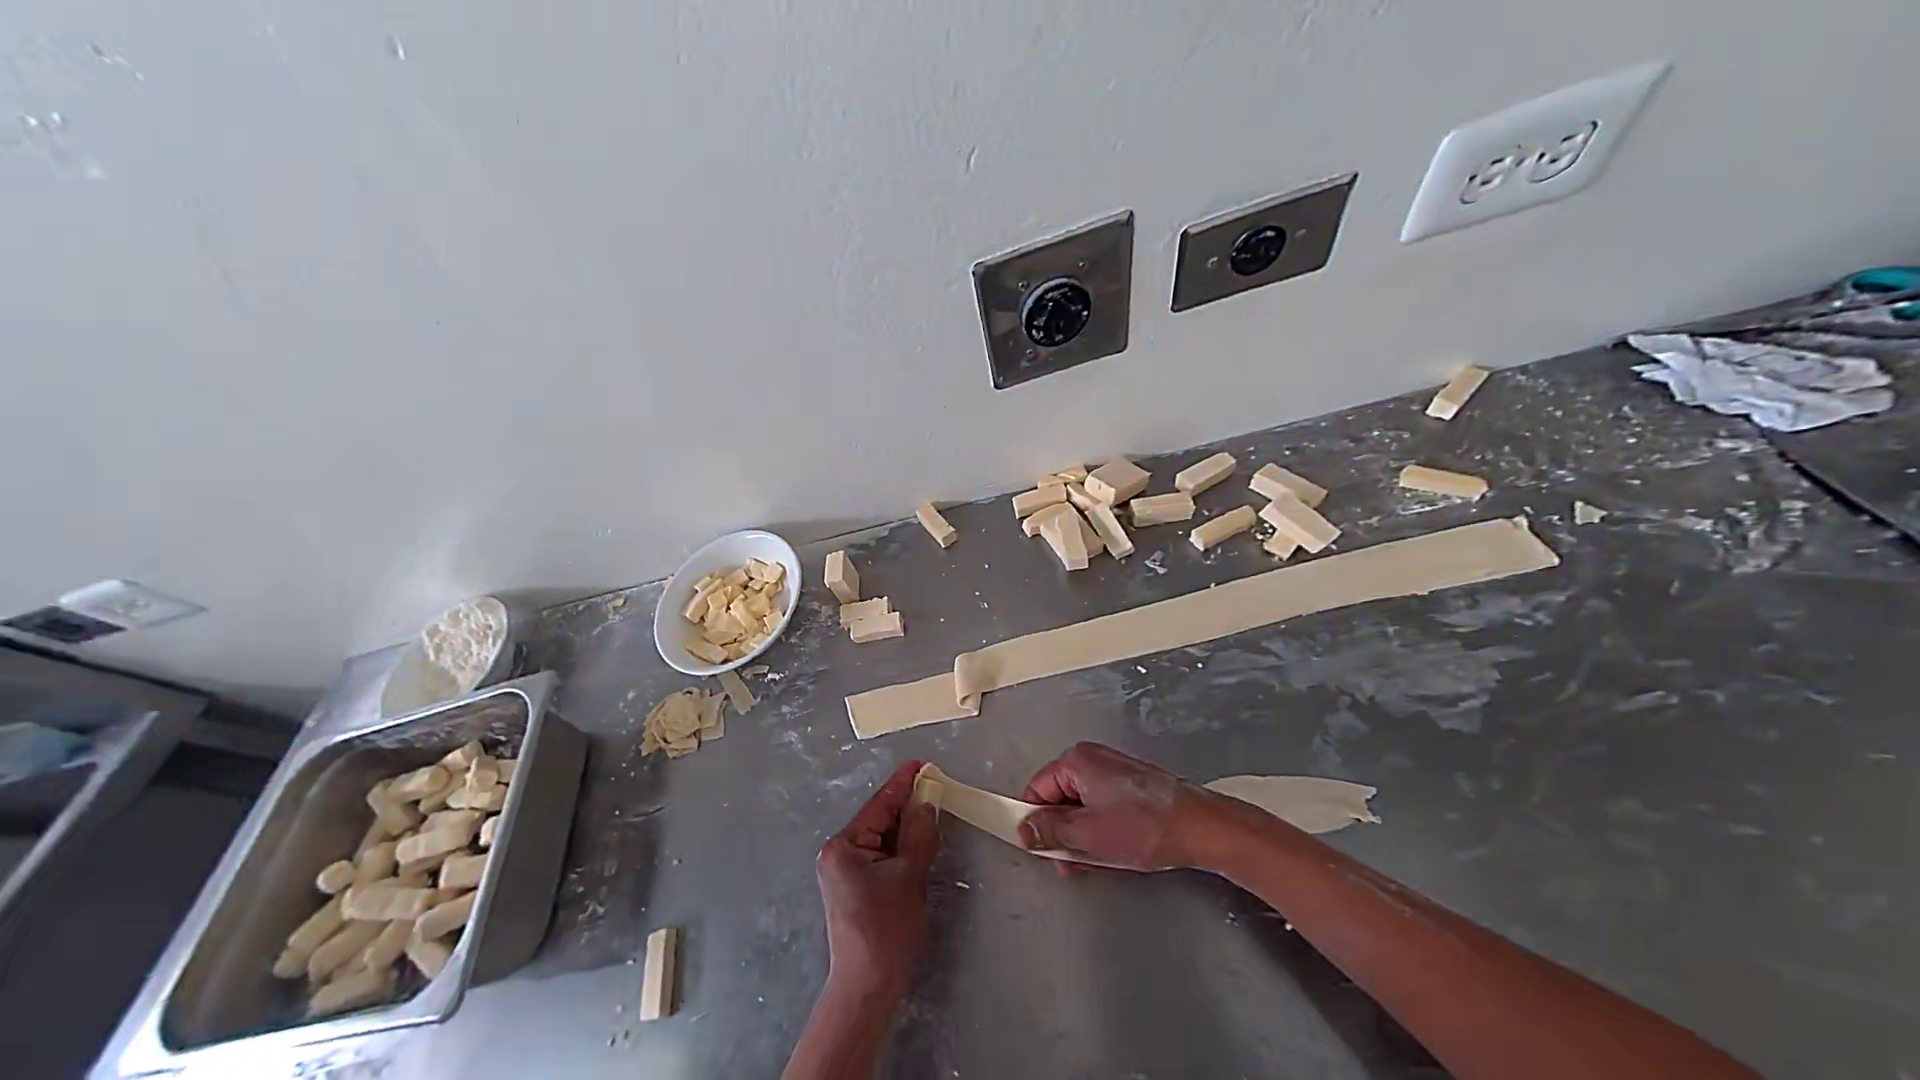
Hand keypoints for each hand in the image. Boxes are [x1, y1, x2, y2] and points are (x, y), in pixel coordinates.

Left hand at [814, 760, 939, 998]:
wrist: (867, 987)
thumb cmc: (886, 931)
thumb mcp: (909, 876)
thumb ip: (919, 834)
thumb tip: (926, 803)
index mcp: (843, 846)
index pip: (879, 805)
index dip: (902, 783)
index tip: (921, 764)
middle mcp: (838, 853)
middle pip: (879, 819)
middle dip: (906, 805)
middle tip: (934, 787)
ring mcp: (844, 872)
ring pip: (881, 838)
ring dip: (905, 827)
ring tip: (931, 809)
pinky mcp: (855, 887)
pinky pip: (880, 855)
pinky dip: (900, 847)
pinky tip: (918, 840)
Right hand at [1018, 741, 1238, 871]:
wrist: (1202, 829)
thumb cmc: (1142, 828)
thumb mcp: (1087, 834)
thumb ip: (1049, 830)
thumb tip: (1023, 829)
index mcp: (1077, 761)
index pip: (1036, 789)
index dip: (1035, 821)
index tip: (1041, 850)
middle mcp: (1093, 759)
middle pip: (1059, 798)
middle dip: (1062, 833)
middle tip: (1071, 863)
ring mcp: (1114, 772)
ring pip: (1082, 808)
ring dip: (1082, 837)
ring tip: (1098, 861)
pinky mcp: (1132, 787)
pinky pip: (1102, 808)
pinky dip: (1101, 831)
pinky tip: (1114, 853)